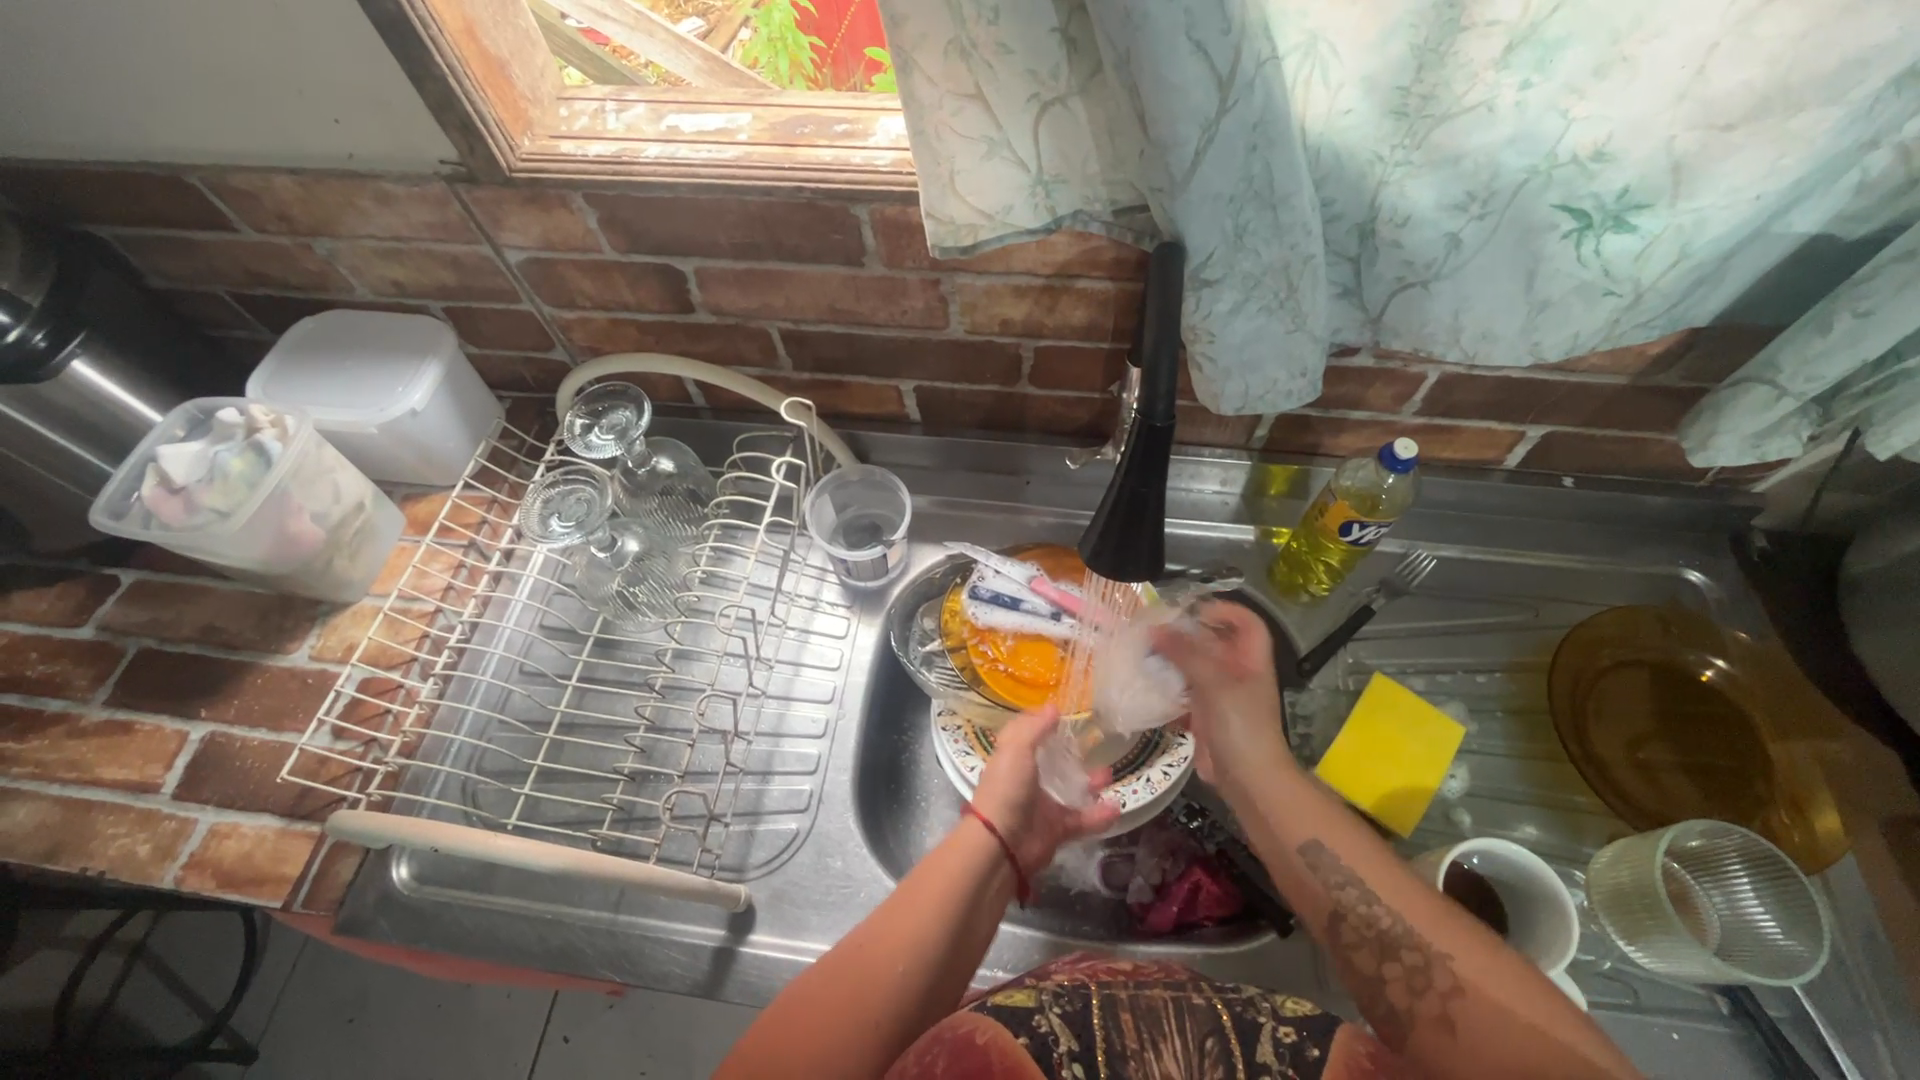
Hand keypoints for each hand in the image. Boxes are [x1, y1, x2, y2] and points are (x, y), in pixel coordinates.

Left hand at [970, 705, 1120, 873]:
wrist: (1002, 844)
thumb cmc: (1006, 789)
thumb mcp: (1016, 750)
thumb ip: (1036, 728)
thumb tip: (1053, 707)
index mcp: (1012, 759)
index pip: (1026, 736)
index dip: (1041, 723)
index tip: (1063, 712)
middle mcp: (1027, 780)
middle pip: (1052, 763)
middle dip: (1072, 754)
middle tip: (1094, 743)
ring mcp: (1042, 806)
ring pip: (1070, 791)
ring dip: (1091, 783)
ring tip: (1110, 774)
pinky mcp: (1057, 829)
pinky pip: (1082, 820)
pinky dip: (1099, 815)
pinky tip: (1116, 807)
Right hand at [1151, 599, 1292, 793]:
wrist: (1247, 780)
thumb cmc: (1241, 726)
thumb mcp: (1215, 684)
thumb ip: (1186, 654)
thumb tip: (1156, 629)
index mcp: (1251, 660)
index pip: (1246, 622)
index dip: (1224, 610)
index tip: (1192, 610)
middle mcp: (1237, 672)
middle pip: (1214, 641)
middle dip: (1186, 632)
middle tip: (1154, 627)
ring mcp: (1220, 694)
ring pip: (1195, 664)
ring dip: (1172, 656)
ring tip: (1143, 648)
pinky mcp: (1203, 713)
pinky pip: (1183, 689)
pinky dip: (1166, 683)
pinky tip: (1145, 679)